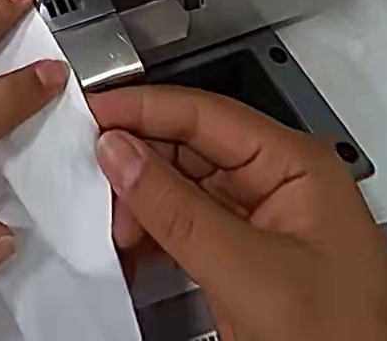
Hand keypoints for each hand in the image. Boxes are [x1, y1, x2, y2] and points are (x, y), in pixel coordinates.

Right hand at [90, 86, 386, 340]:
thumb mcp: (257, 278)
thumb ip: (180, 210)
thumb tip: (119, 152)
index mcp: (294, 165)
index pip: (202, 112)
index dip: (142, 108)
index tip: (93, 113)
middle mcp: (274, 181)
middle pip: (185, 143)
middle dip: (136, 159)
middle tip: (91, 170)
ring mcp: (256, 218)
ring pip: (178, 182)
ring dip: (139, 198)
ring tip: (112, 219)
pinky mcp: (241, 253)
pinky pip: (182, 220)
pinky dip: (151, 229)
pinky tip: (130, 243)